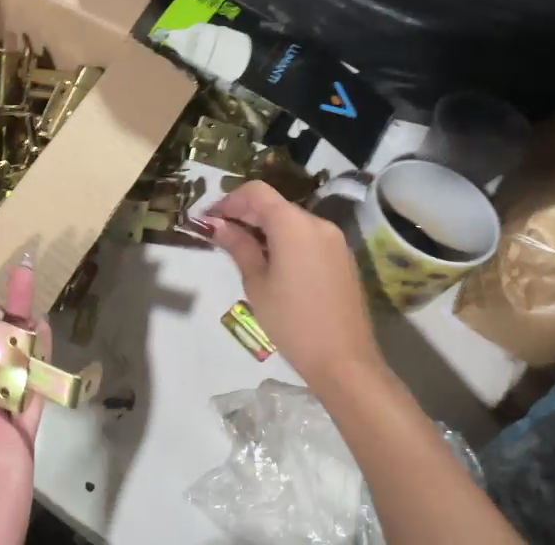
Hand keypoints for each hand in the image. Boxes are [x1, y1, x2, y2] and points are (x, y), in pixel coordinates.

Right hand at [202, 180, 383, 388]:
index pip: (256, 192)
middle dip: (245, 213)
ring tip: (242, 249)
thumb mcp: (256, 282)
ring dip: (265, 227)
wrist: (345, 362)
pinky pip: (307, 236)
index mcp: (294, 225)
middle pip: (274, 204)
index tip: (209, 218)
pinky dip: (285, 240)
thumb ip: (237, 246)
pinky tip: (271, 262)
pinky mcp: (342, 258)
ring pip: (291, 220)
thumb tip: (216, 224)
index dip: (229, 200)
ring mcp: (334, 241)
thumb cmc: (292, 321)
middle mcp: (317, 223)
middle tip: (220, 233)